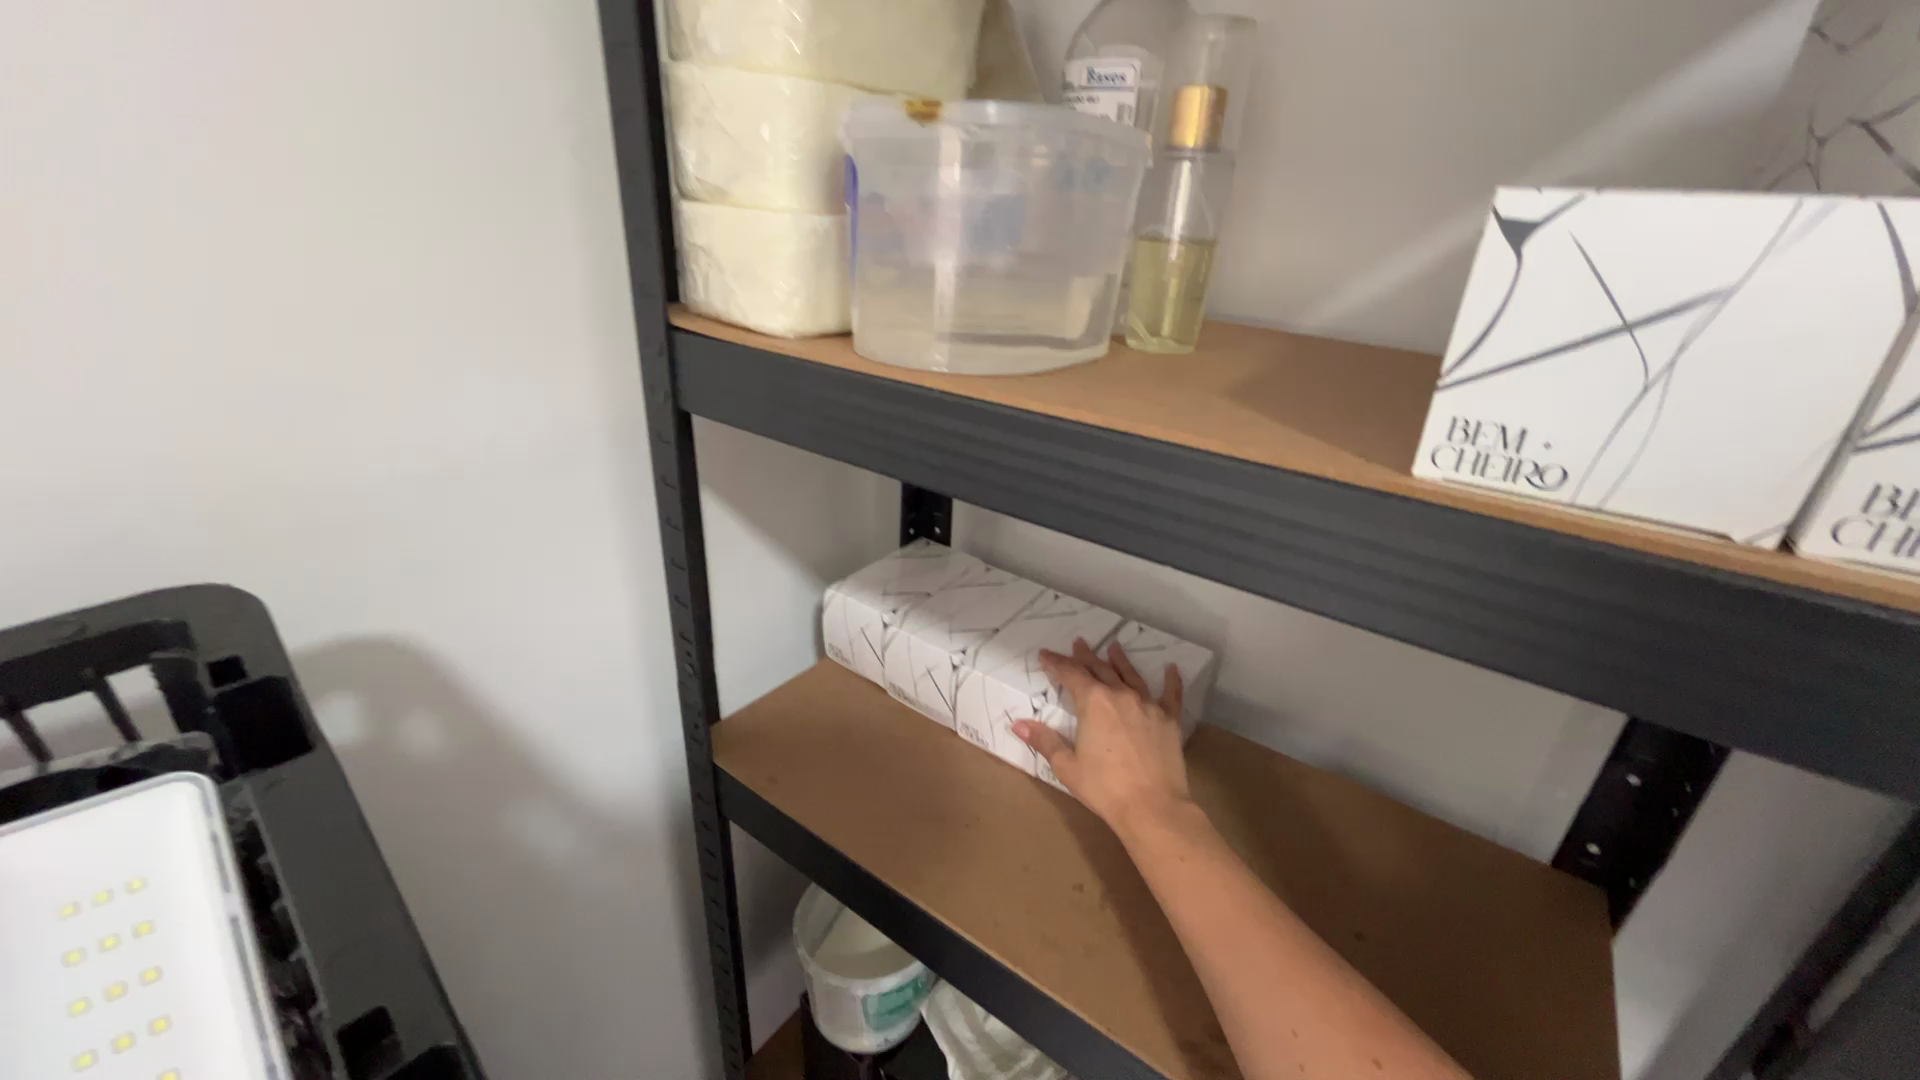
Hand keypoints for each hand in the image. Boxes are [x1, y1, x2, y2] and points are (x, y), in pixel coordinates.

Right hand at [1014, 638, 1190, 838]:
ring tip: (1114, 646)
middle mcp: (1121, 696)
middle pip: (1100, 670)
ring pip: (1131, 676)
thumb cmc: (1104, 788)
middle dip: (1086, 657)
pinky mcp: (1169, 720)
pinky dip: (1171, 680)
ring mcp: (1148, 706)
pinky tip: (1171, 668)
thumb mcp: (1067, 765)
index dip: (1056, 664)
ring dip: (1120, 661)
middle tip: (1079, 643)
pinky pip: (1171, 694)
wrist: (1152, 807)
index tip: (1045, 655)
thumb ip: (1044, 740)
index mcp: (1093, 703)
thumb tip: (1018, 724)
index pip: (1071, 675)